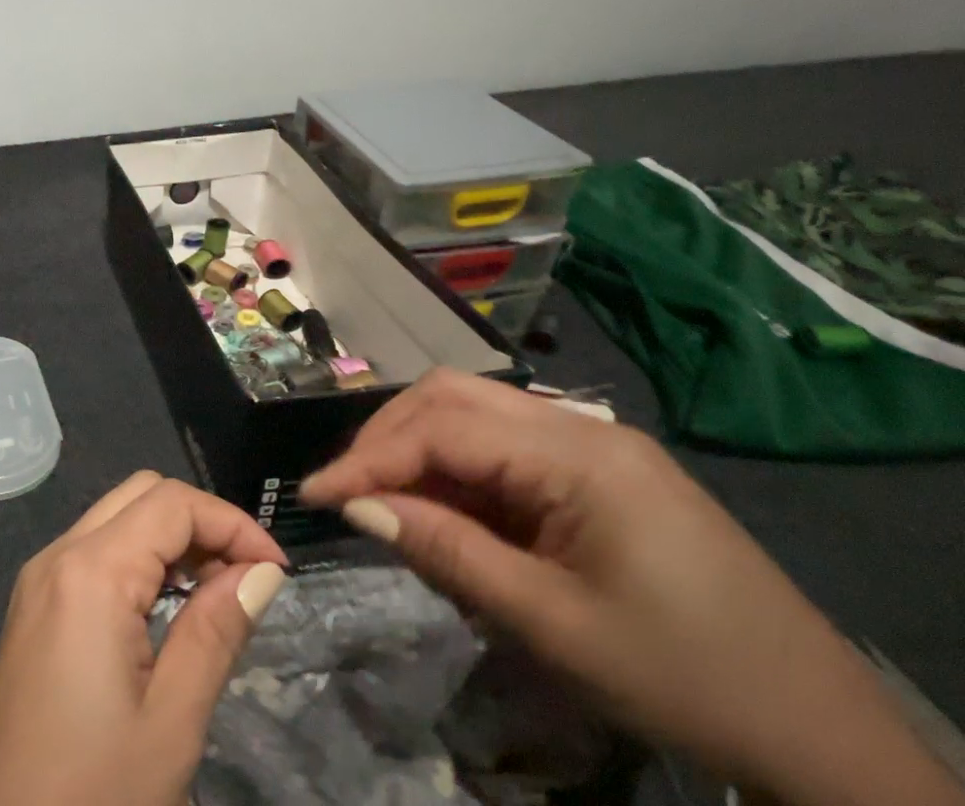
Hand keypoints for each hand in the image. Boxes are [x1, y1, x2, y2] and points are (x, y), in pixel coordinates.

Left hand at [0, 472, 290, 805]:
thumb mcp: (171, 718)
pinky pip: (91, 555)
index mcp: (89, 573)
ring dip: (170, 541)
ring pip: (114, 521)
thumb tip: (260, 572)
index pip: (171, 503)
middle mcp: (55, 558)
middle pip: (139, 496)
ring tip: (216, 598)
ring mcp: (37, 582)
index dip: (232, 523)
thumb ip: (215, 632)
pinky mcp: (32, 610)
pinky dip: (137, 563)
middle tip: (246, 580)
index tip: (277, 573)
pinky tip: (166, 612)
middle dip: (201, 523)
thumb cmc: (92, 788)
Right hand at [299, 368, 964, 805]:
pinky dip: (460, 479)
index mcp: (578, 456)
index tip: (311, 497)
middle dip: (387, 440)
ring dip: (420, 456)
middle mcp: (584, 431)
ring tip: (388, 513)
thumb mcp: (545, 619)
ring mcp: (598, 450)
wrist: (812, 727)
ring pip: (477, 419)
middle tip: (346, 497)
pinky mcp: (603, 478)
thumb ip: (443, 549)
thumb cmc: (676, 673)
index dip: (366, 459)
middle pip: (454, 398)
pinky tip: (447, 522)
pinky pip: (508, 455)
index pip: (441, 428)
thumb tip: (355, 505)